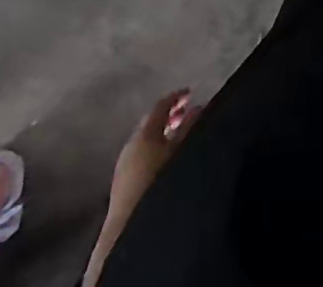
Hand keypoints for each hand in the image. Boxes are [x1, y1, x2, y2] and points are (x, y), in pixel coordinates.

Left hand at [108, 89, 193, 218]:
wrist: (131, 231)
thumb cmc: (160, 184)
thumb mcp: (181, 152)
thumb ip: (189, 128)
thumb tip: (198, 109)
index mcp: (144, 134)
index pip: (161, 106)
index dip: (176, 97)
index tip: (190, 92)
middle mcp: (131, 145)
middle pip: (152, 123)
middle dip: (170, 115)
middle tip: (188, 112)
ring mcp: (125, 166)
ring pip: (148, 141)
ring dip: (165, 135)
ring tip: (182, 137)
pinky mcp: (124, 185)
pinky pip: (144, 157)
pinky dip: (158, 150)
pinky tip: (169, 161)